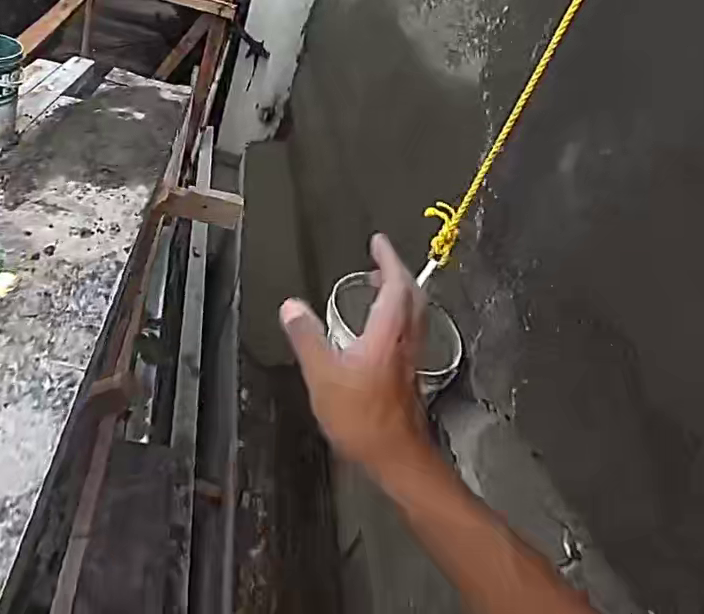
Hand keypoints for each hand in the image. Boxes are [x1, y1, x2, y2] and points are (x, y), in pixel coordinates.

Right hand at [279, 234, 431, 478]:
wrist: (399, 461)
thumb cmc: (363, 417)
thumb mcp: (323, 375)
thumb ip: (306, 337)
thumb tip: (290, 305)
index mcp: (388, 332)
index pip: (396, 284)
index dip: (388, 259)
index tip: (378, 241)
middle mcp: (406, 340)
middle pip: (411, 295)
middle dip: (396, 272)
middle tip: (378, 260)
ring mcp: (411, 358)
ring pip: (413, 314)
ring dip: (398, 292)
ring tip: (376, 285)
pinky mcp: (409, 375)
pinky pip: (408, 330)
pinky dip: (396, 314)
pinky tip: (377, 328)